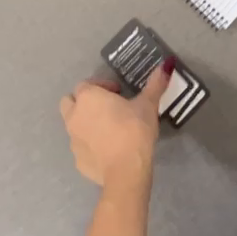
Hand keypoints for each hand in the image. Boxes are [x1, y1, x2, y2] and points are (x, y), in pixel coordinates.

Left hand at [58, 59, 173, 188]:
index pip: (85, 84)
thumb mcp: (148, 104)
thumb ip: (155, 83)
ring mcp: (73, 140)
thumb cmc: (134, 130)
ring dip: (86, 123)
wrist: (126, 171)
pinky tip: (108, 150)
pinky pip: (81, 147)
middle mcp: (74, 116)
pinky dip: (90, 145)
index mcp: (88, 98)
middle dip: (84, 102)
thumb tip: (167, 64)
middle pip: (69, 102)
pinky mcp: (77, 161)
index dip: (101, 85)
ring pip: (73, 125)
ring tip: (109, 129)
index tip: (118, 93)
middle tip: (106, 107)